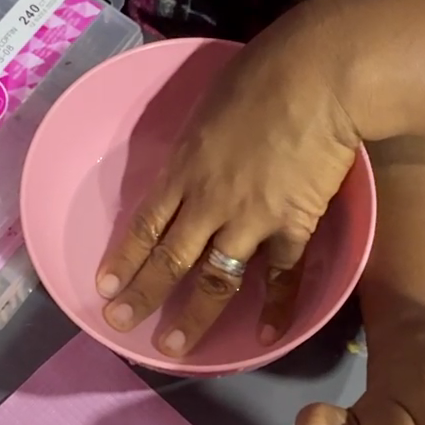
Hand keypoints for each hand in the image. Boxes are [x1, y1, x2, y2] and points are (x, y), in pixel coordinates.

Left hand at [95, 14, 360, 357]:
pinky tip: (267, 336)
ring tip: (173, 349)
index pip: (146, 224)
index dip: (125, 260)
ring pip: (215, 279)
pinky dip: (275, 308)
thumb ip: (197, 148)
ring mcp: (251, 221)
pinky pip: (281, 276)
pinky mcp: (292, 228)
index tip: (106, 289)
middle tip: (121, 324)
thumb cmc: (262, 76)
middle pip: (170, 260)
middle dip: (143, 296)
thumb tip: (194, 166)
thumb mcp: (208, 107)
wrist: (319, 77)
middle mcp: (210, 203)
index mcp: (186, 170)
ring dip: (193, 317)